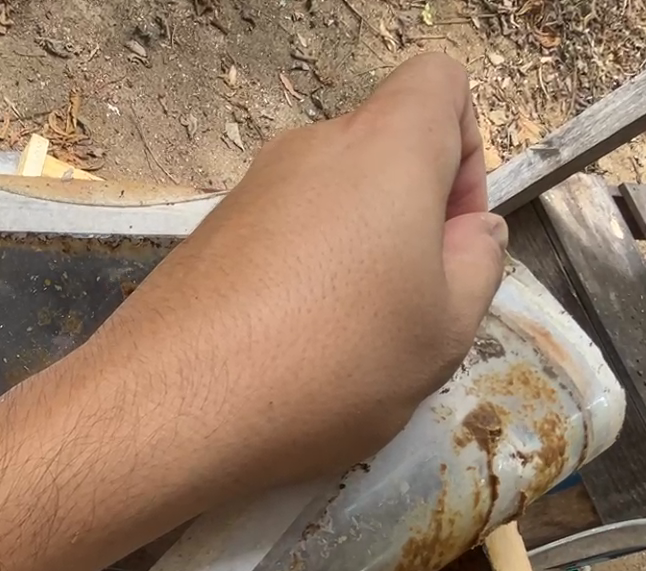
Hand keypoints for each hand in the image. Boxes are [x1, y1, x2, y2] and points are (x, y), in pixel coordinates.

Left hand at [74, 53, 507, 501]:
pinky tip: (267, 355)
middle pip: (368, 158)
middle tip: (392, 311)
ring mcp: (234, 204)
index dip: (464, 151)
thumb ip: (477, 266)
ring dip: (333, 264)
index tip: (450, 234)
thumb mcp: (441, 333)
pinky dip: (276, 287)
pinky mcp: (190, 251)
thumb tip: (468, 234)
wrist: (168, 411)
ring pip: (309, 213)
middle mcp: (298, 156)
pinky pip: (257, 252)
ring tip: (324, 348)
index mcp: (379, 148)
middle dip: (395, 221)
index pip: (438, 84)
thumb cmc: (325, 367)